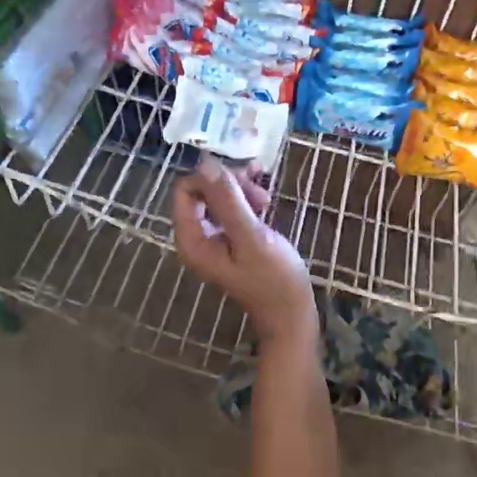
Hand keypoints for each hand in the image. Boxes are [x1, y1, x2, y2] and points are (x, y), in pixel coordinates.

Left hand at [172, 157, 317, 345]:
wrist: (291, 314)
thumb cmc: (273, 280)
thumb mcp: (251, 237)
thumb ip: (227, 201)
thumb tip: (205, 162)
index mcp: (191, 239)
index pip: (184, 190)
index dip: (211, 179)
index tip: (243, 181)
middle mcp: (194, 236)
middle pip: (200, 190)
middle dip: (228, 183)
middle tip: (260, 191)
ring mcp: (210, 238)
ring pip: (216, 196)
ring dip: (240, 190)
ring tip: (266, 201)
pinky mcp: (227, 238)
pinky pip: (228, 207)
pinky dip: (244, 199)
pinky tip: (265, 204)